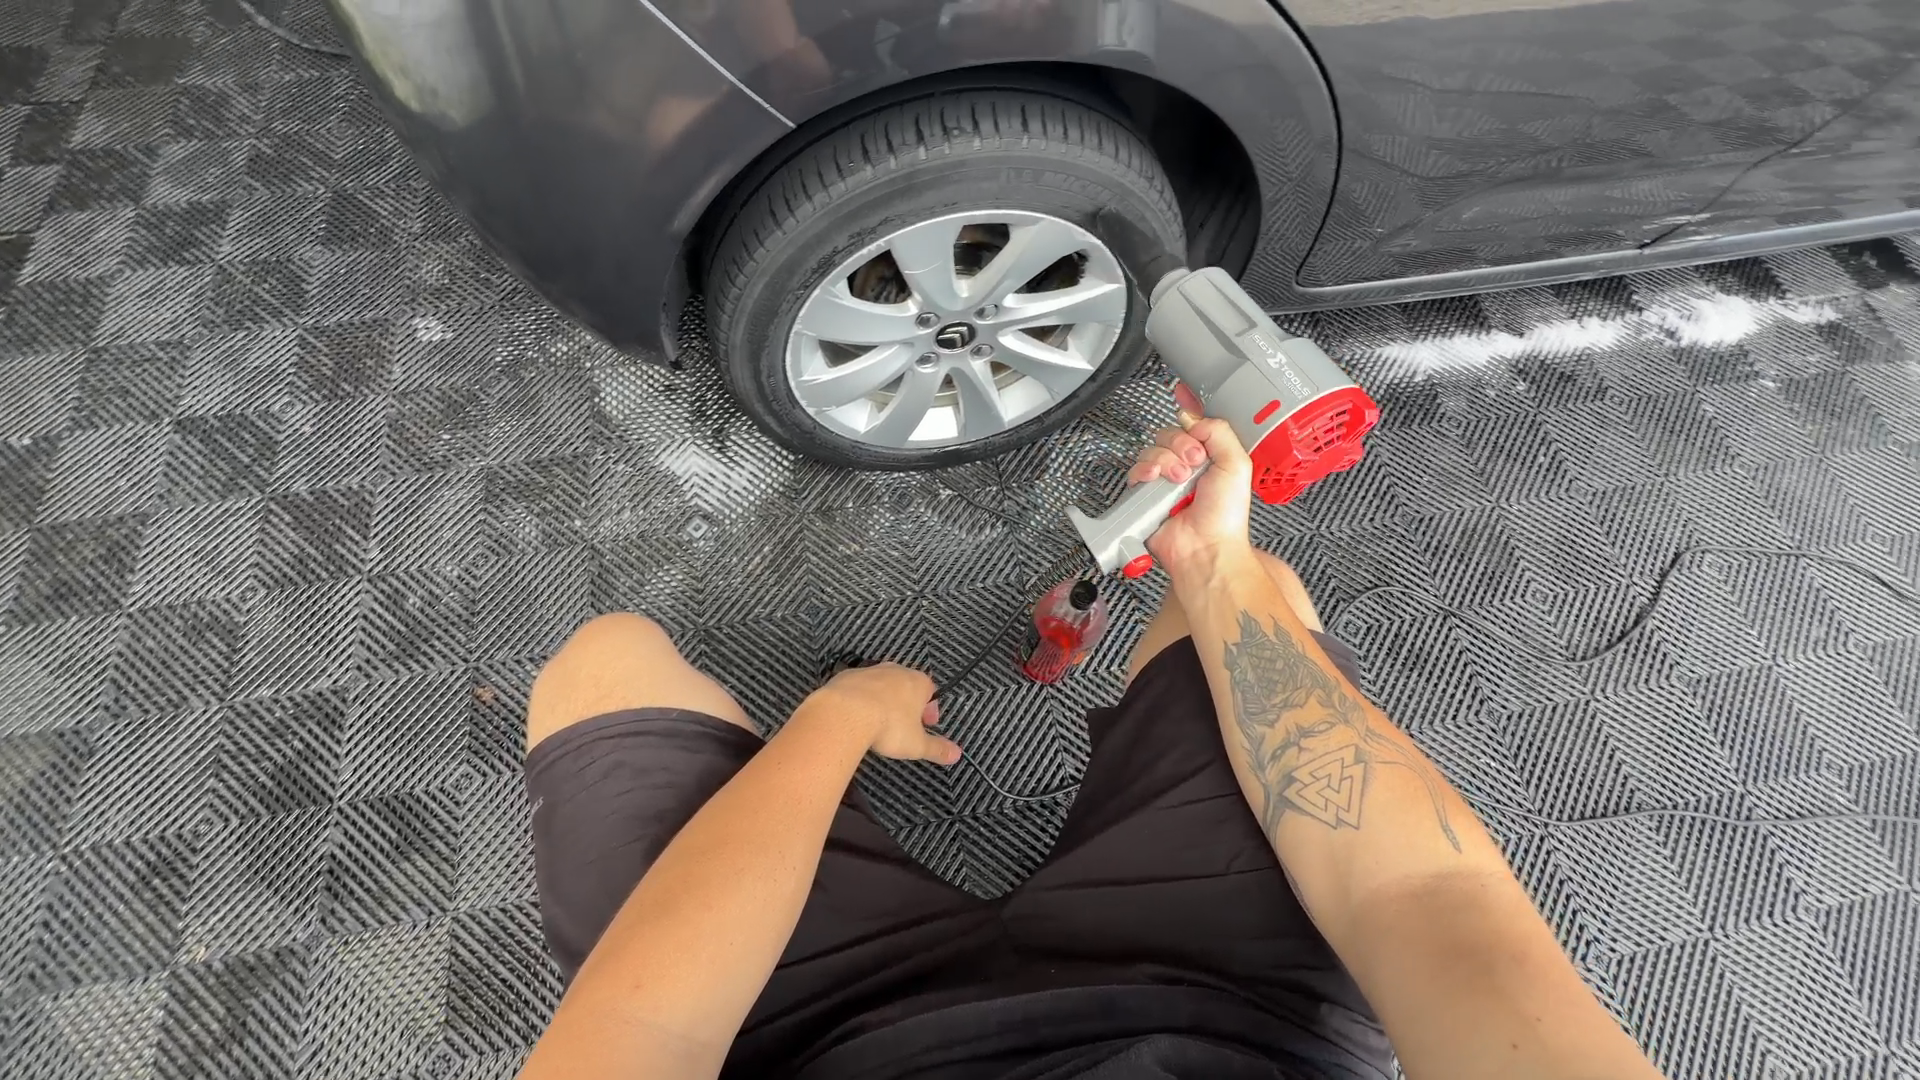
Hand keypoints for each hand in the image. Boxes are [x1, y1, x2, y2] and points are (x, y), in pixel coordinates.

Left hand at [804, 662, 961, 764]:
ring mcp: (870, 671)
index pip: (931, 692)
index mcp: (918, 682)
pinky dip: (860, 699)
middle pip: (906, 685)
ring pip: (881, 684)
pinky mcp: (846, 675)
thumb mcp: (916, 745)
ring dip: (883, 699)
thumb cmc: (889, 727)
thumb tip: (957, 754)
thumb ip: (937, 749)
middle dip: (907, 703)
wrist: (845, 713)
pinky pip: (858, 687)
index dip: (929, 709)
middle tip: (904, 724)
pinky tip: (855, 716)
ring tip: (878, 722)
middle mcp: (896, 670)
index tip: (926, 725)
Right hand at [1125, 382, 1254, 576]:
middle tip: (1193, 462)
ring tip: (1178, 479)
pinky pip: (1136, 470)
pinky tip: (1156, 479)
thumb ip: (1219, 432)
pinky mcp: (1147, 494)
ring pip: (1153, 449)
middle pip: (1170, 433)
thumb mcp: (1237, 464)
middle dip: (1180, 443)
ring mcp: (1166, 480)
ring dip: (1165, 459)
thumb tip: (1193, 418)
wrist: (1205, 547)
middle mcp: (1188, 466)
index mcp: (1212, 457)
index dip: (1189, 408)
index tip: (1184, 393)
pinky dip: (1144, 470)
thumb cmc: (1224, 518)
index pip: (1196, 424)